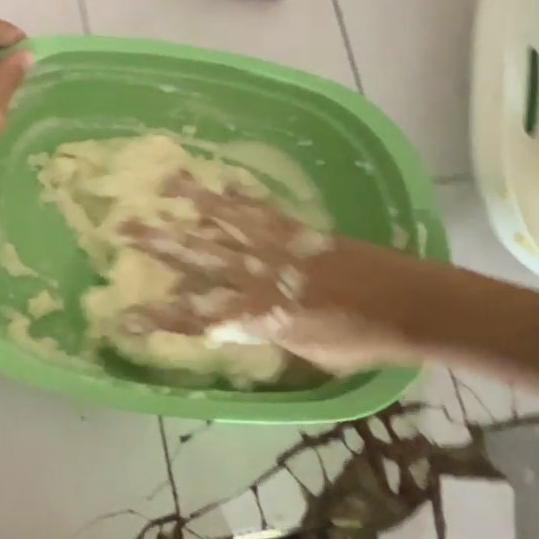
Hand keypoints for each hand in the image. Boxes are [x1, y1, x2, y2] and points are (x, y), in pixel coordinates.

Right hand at [121, 178, 413, 371]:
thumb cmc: (364, 341)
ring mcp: (281, 248)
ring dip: (194, 203)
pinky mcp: (302, 231)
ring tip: (166, 182)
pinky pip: (263, 210)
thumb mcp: (311, 355)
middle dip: (161, 244)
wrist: (414, 305)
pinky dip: (239, 197)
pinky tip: (220, 182)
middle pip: (202, 258)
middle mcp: (263, 277)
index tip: (124, 316)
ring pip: (228, 223)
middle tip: (125, 227)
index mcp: (262, 316)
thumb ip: (273, 337)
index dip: (158, 318)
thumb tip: (252, 327)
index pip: (198, 318)